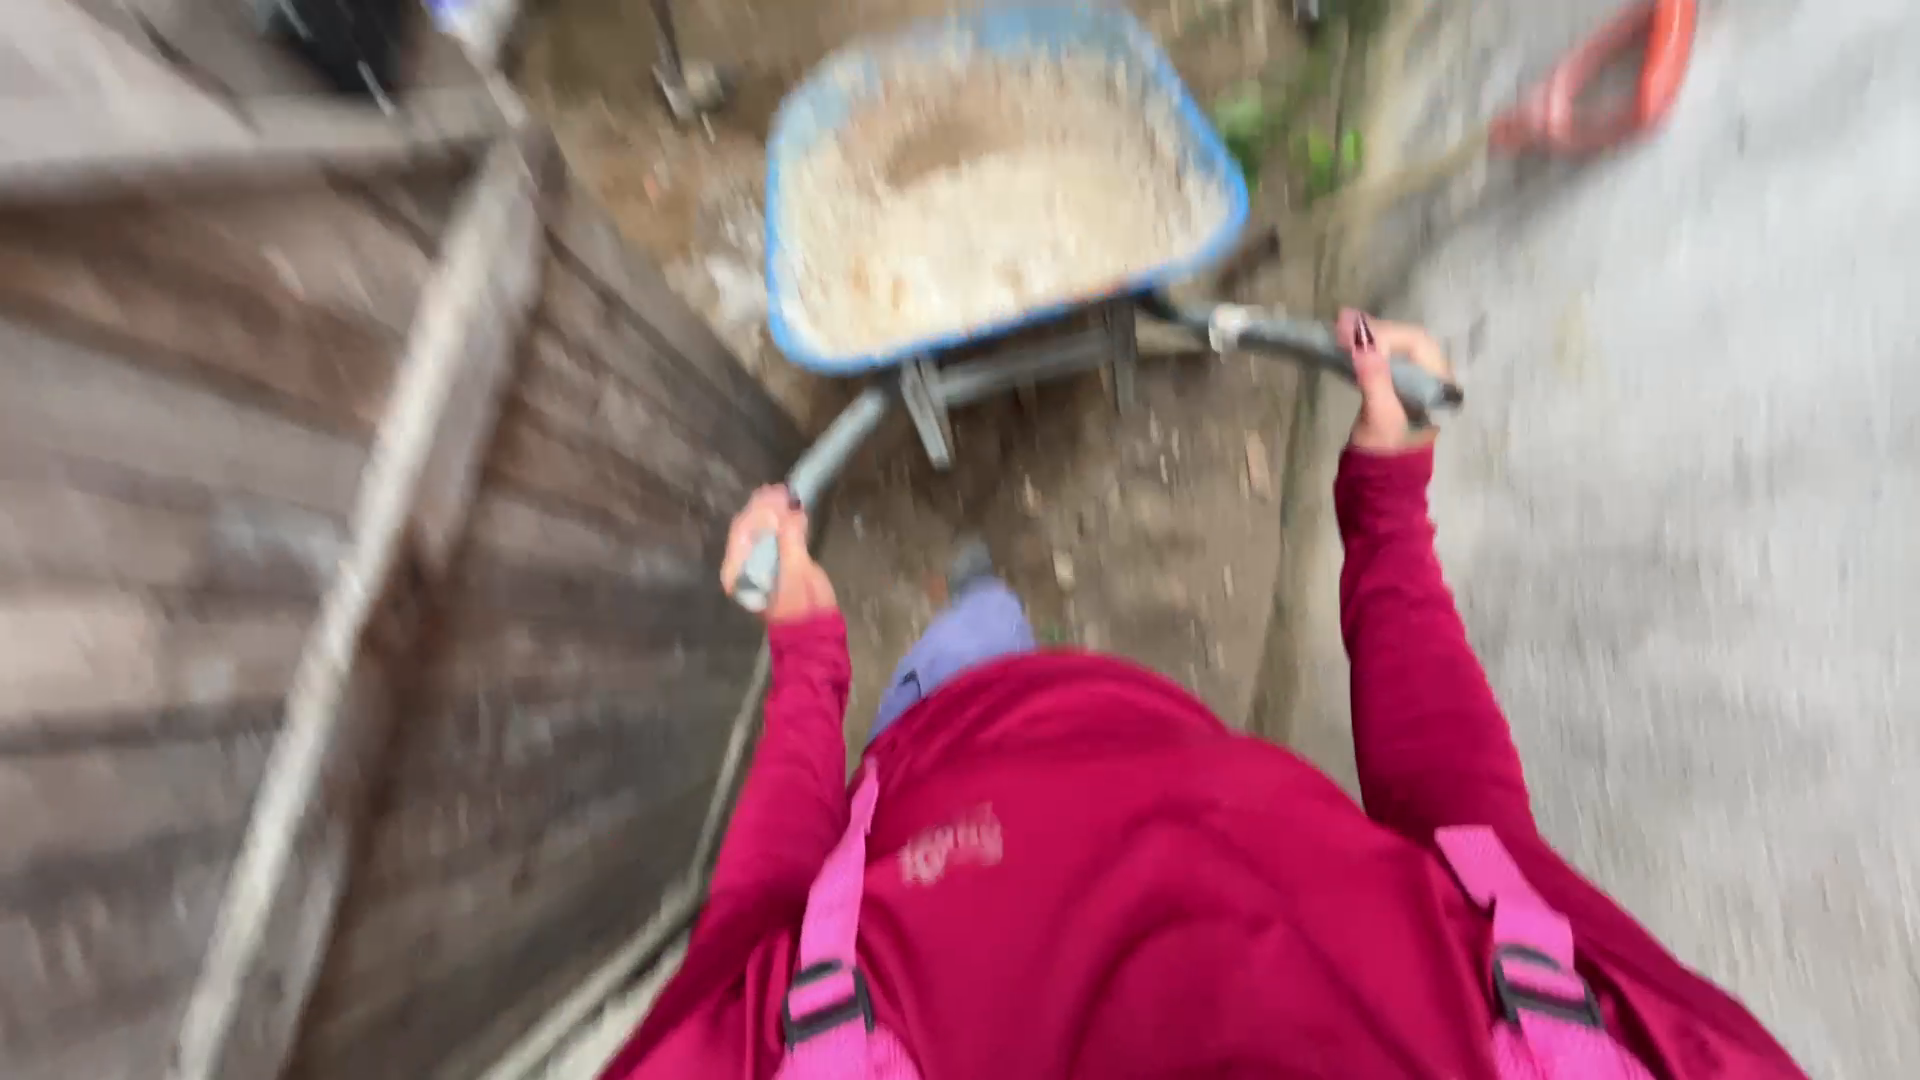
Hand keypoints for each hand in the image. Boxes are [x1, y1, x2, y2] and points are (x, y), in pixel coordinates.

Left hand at [719, 486, 837, 623]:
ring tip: (787, 495)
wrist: (815, 632)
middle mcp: (742, 568)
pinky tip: (792, 512)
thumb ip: (791, 541)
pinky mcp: (774, 566)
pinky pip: (774, 540)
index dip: (760, 509)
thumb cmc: (803, 607)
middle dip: (765, 508)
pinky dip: (782, 525)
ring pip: (761, 532)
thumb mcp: (796, 573)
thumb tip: (791, 511)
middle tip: (782, 489)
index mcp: (738, 572)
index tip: (777, 493)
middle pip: (750, 529)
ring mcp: (757, 567)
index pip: (743, 531)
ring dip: (773, 513)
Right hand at [1348, 318, 1454, 453]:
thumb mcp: (1380, 417)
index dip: (1385, 334)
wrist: (1378, 479)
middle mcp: (1429, 376)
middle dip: (1375, 329)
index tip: (1352, 334)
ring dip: (1369, 335)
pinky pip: (1384, 357)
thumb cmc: (1384, 451)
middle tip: (1341, 321)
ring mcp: (1411, 381)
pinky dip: (1365, 347)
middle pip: (1406, 339)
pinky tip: (1348, 341)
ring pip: (1395, 346)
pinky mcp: (1393, 387)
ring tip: (1341, 326)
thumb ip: (1375, 380)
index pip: (1416, 342)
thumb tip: (1362, 345)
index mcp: (1436, 383)